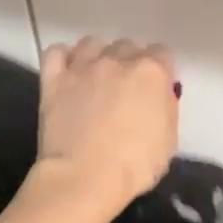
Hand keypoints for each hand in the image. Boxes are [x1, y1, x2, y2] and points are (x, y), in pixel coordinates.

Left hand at [37, 37, 178, 205]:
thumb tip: (160, 97)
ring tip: (98, 78)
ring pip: (93, 44)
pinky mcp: (54, 79)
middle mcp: (118, 60)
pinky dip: (64, 58)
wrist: (84, 178)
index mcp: (152, 73)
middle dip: (130, 63)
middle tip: (127, 90)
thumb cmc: (134, 167)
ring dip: (99, 56)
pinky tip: (70, 73)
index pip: (163, 55)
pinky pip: (57, 52)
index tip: (158, 90)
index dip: (161, 72)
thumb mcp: (168, 142)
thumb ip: (166, 109)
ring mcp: (82, 67)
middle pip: (128, 47)